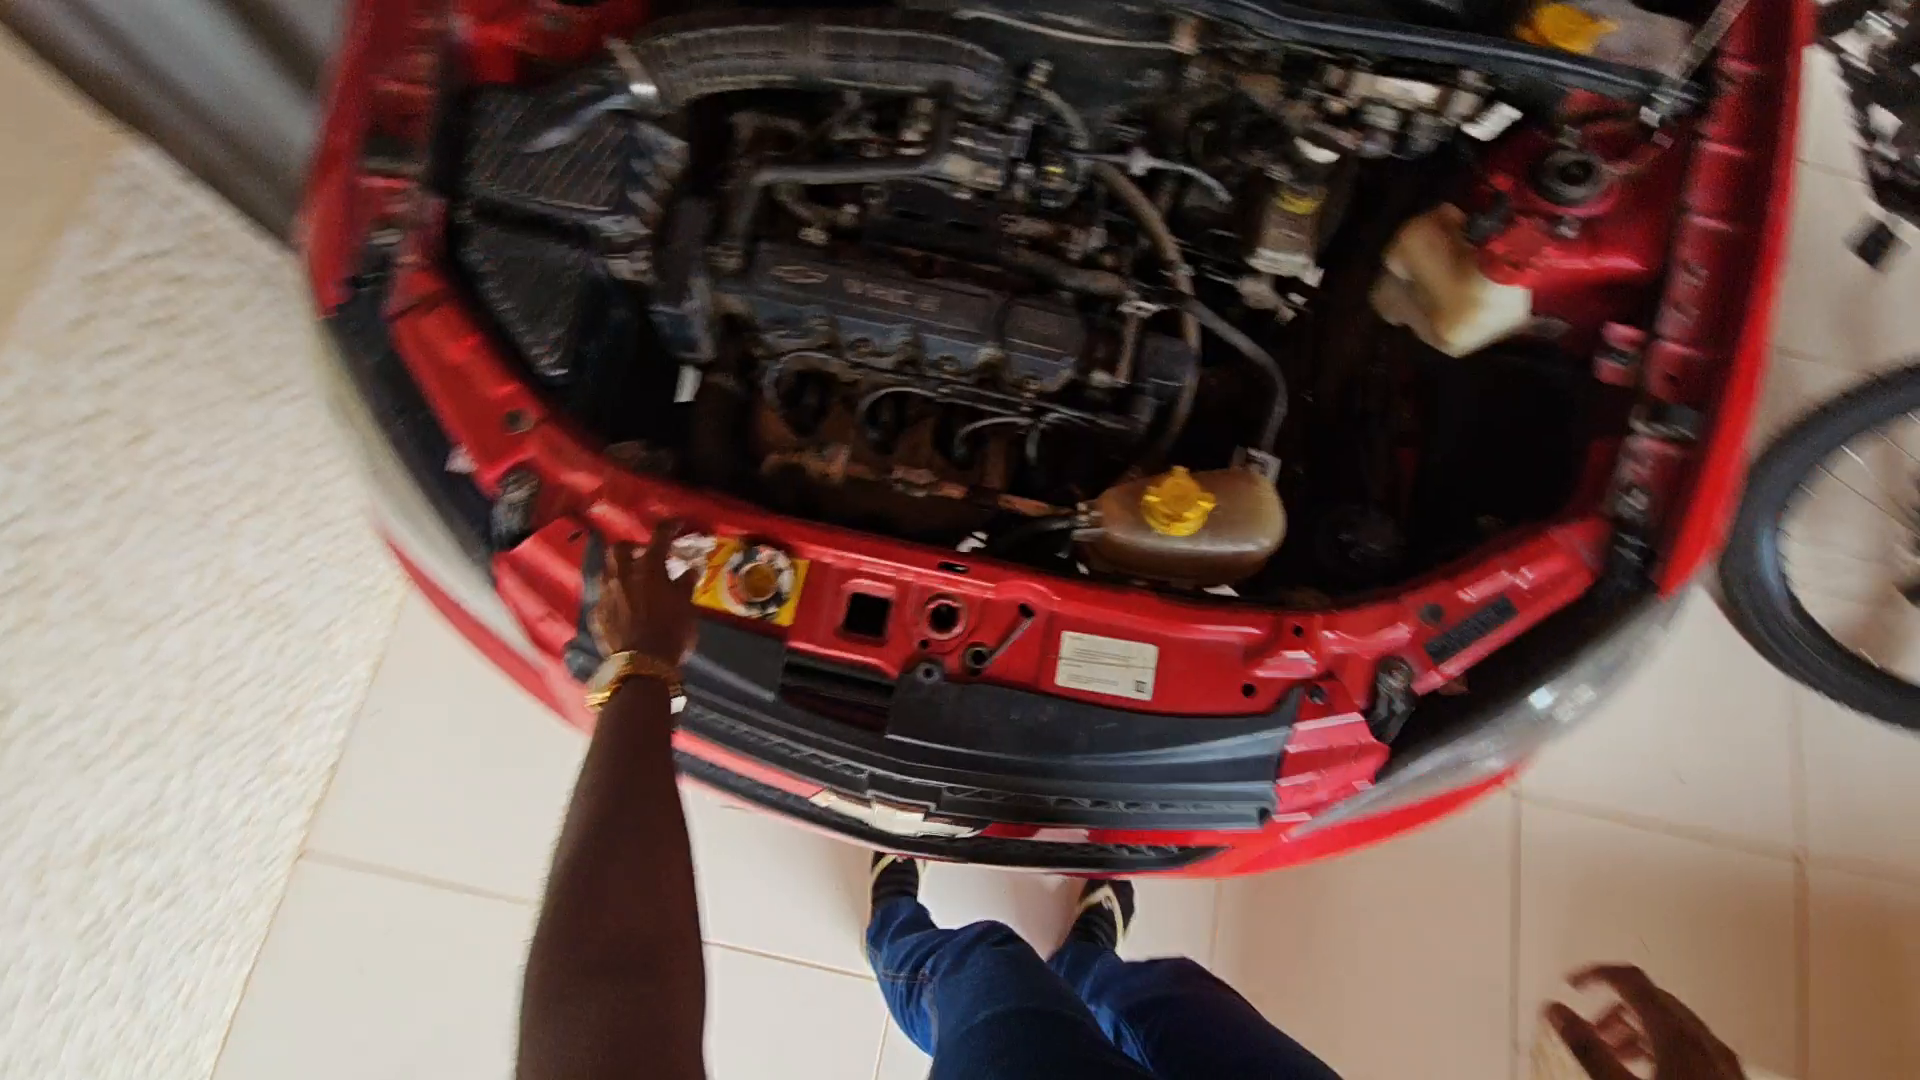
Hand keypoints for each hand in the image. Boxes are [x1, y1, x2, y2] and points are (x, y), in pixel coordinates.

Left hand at [592, 520, 700, 668]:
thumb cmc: (671, 631)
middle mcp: (622, 576)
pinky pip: (605, 598)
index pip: (659, 537)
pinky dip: (616, 598)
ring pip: (608, 572)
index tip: (677, 524)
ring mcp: (605, 595)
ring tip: (635, 582)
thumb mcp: (686, 606)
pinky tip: (626, 609)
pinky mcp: (597, 615)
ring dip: (621, 571)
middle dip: (632, 546)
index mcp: (649, 569)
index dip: (669, 527)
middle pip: (620, 548)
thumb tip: (690, 569)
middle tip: (646, 554)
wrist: (642, 665)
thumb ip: (685, 585)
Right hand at [1547, 965, 1743, 1079]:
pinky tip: (1648, 1069)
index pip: (1629, 976)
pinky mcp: (1730, 1079)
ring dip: (1634, 1028)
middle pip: (1650, 999)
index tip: (1571, 984)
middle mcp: (1705, 1040)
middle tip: (1591, 1028)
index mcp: (1678, 1032)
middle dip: (1612, 1007)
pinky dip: (1660, 1045)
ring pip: (1671, 1024)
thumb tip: (1553, 1008)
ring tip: (1614, 1054)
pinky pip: (1691, 1046)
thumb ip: (1586, 1045)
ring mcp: (1724, 1061)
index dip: (1594, 972)